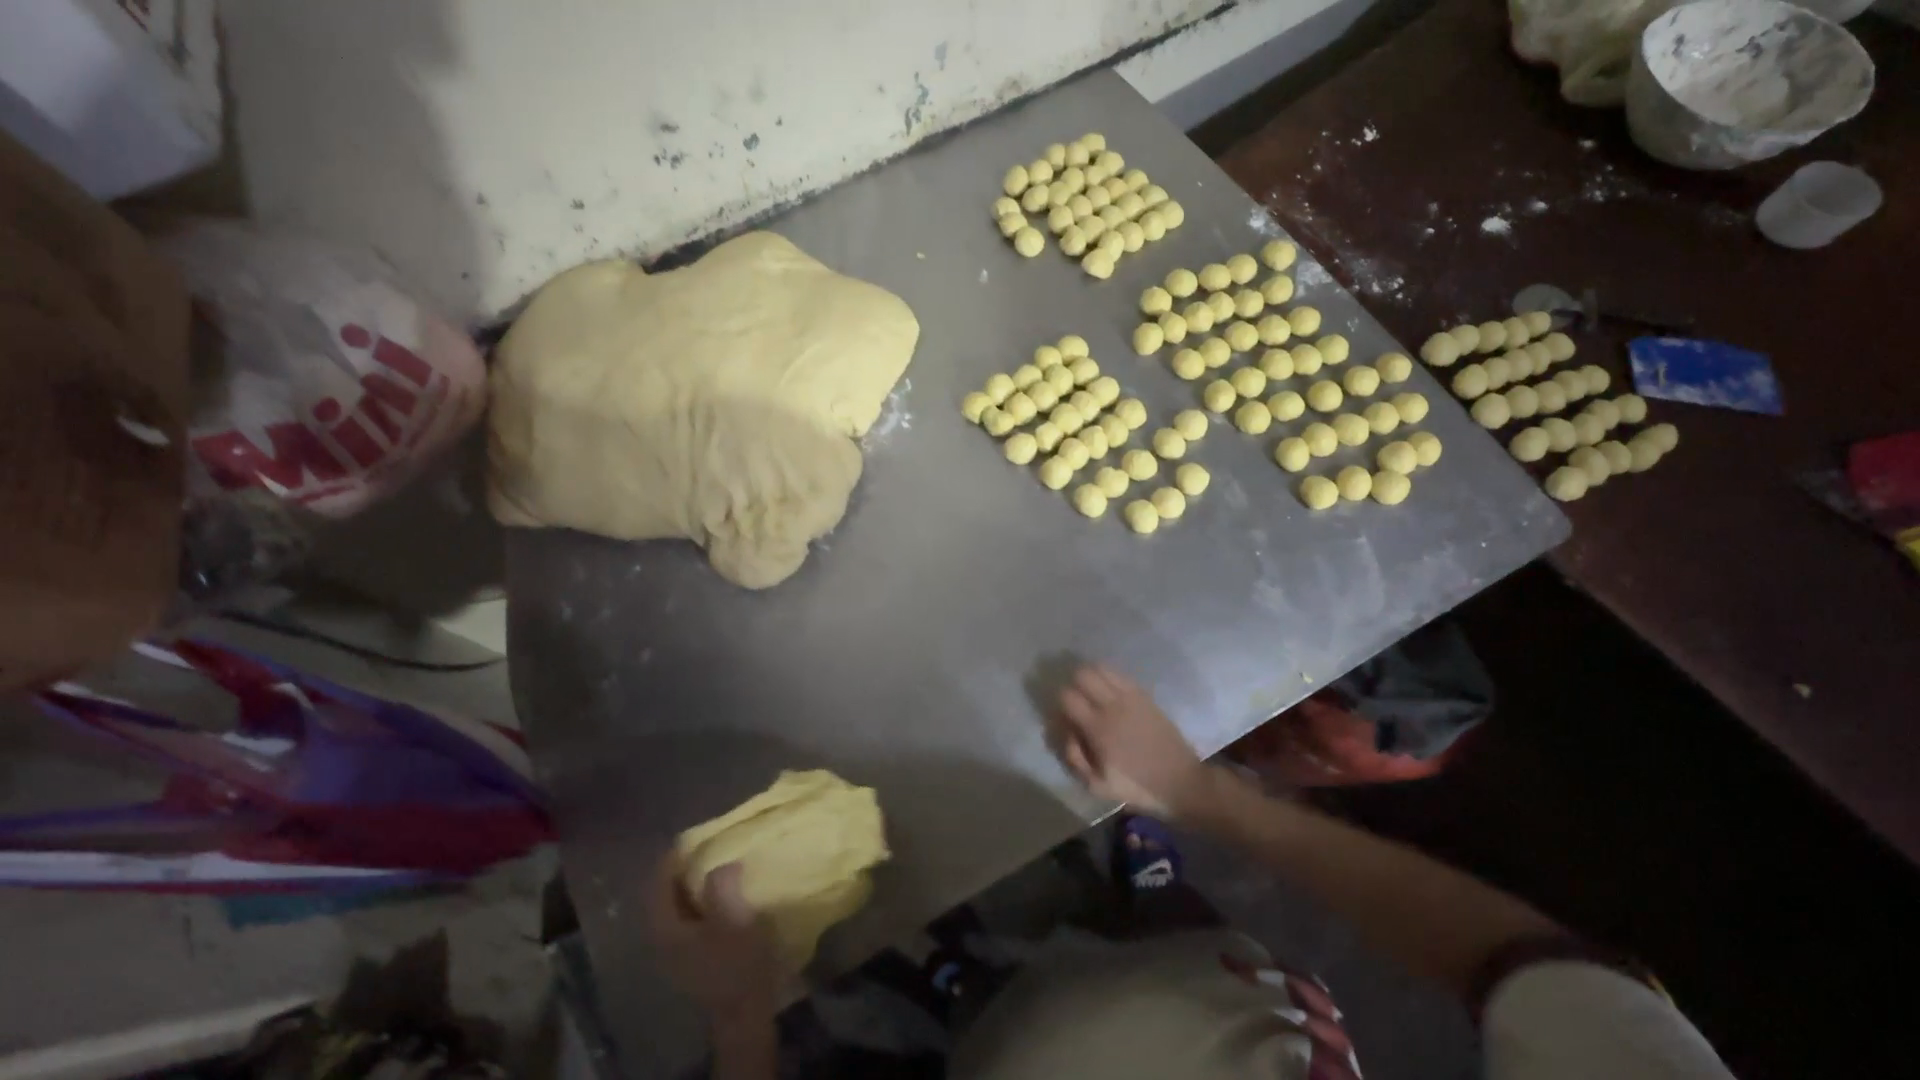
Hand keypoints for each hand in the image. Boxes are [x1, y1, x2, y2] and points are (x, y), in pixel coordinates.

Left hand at [648, 854, 780, 1024]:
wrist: (743, 1013)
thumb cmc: (737, 964)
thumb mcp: (734, 918)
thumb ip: (722, 886)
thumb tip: (722, 865)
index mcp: (665, 928)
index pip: (658, 885)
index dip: (671, 860)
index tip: (689, 840)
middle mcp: (662, 941)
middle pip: (664, 898)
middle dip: (680, 873)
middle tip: (703, 852)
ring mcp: (674, 955)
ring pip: (676, 911)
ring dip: (691, 890)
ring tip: (713, 871)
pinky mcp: (690, 962)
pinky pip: (688, 923)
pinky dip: (699, 906)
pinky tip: (718, 902)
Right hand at [1053, 663, 1218, 819]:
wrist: (1179, 781)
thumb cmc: (1136, 786)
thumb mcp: (1097, 785)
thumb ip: (1074, 757)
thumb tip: (1066, 732)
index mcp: (1098, 728)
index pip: (1067, 696)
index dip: (1059, 703)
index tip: (1063, 716)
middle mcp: (1113, 706)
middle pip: (1083, 674)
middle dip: (1073, 684)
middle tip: (1076, 702)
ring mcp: (1131, 697)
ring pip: (1102, 668)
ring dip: (1091, 677)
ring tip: (1091, 694)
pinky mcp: (1146, 696)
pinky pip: (1121, 676)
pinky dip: (1109, 678)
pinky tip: (1110, 694)